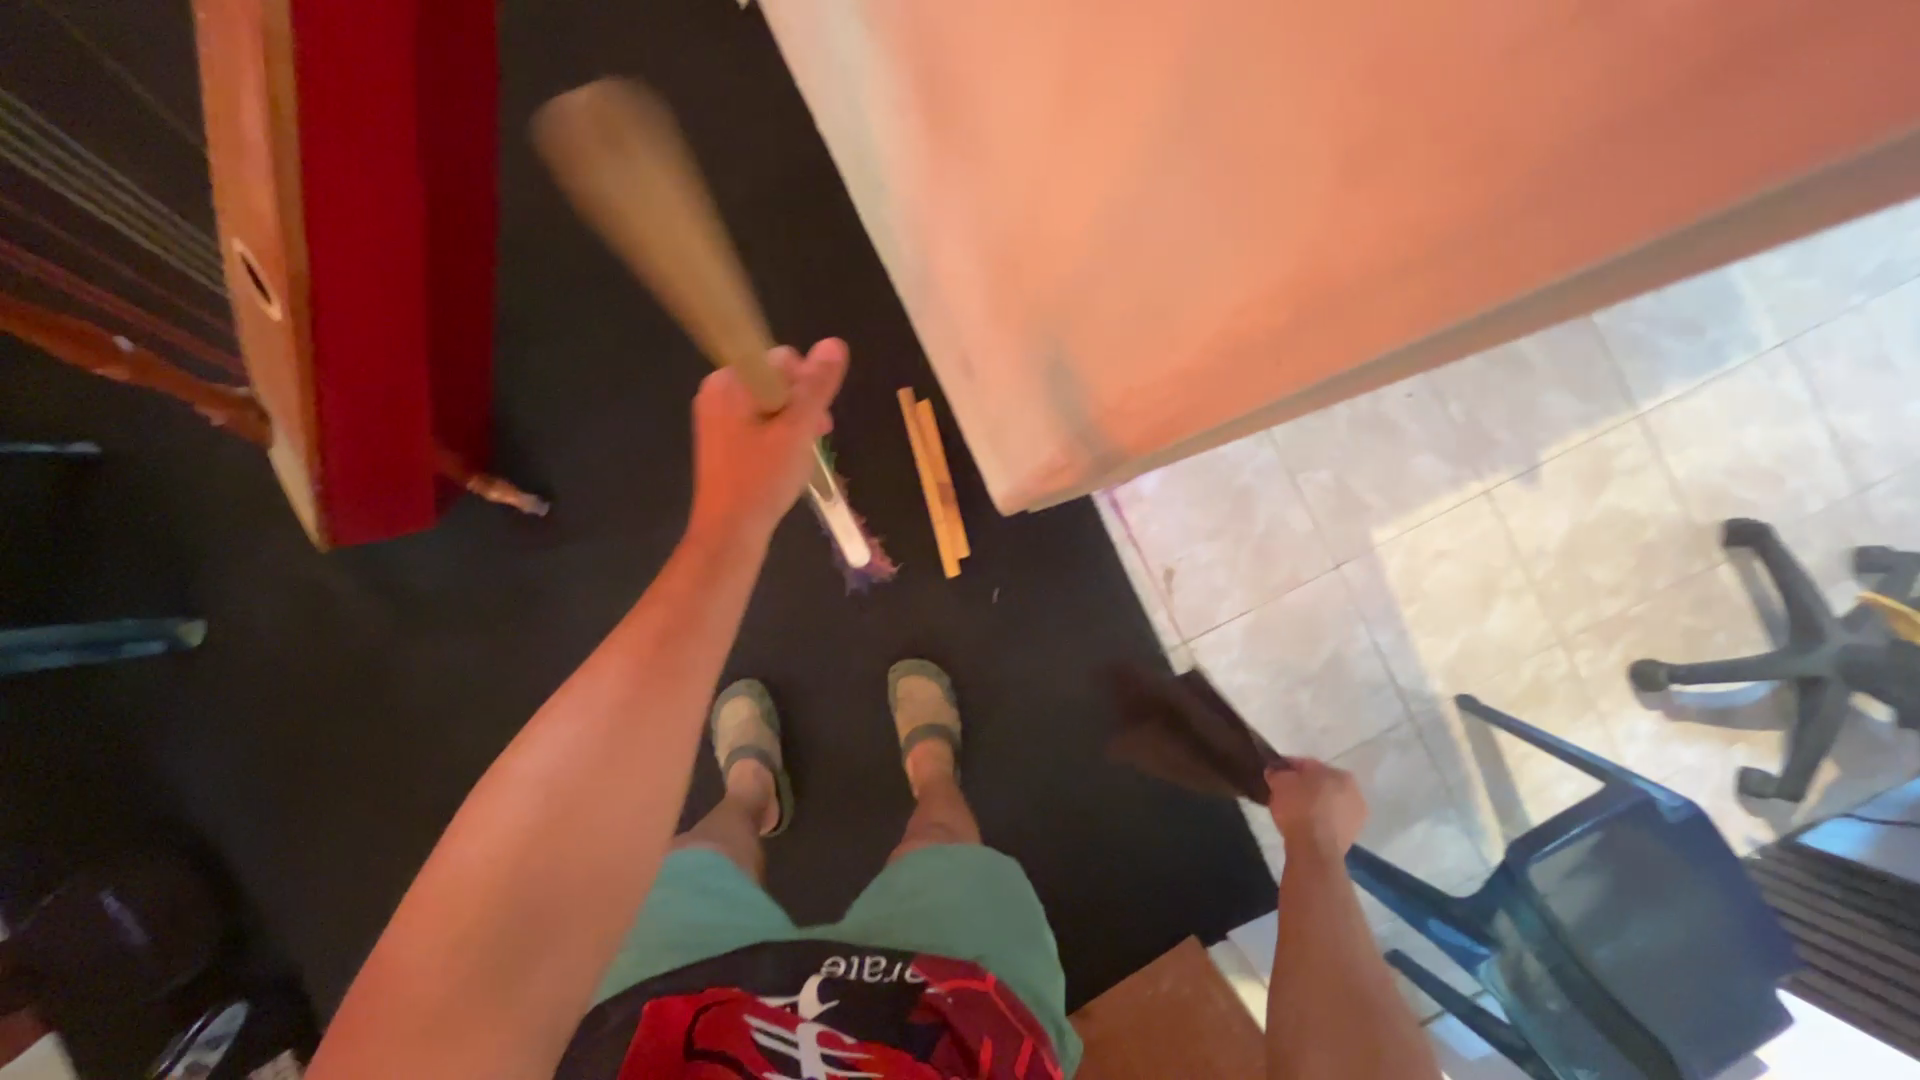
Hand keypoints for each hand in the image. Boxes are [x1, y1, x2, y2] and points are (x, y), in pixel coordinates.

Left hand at [687, 338, 848, 545]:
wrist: (729, 531)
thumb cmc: (762, 479)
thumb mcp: (797, 430)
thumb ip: (816, 386)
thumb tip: (834, 343)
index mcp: (730, 381)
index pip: (782, 359)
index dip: (808, 386)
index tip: (816, 421)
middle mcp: (718, 391)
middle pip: (777, 380)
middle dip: (802, 406)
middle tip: (812, 440)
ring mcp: (717, 416)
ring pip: (771, 403)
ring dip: (794, 424)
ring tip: (800, 456)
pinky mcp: (721, 440)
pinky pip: (759, 422)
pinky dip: (778, 436)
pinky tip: (785, 462)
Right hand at [1265, 759, 1366, 860]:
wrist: (1315, 848)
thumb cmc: (1299, 808)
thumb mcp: (1279, 782)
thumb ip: (1276, 772)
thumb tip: (1274, 772)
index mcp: (1338, 772)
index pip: (1306, 764)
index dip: (1286, 768)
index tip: (1273, 774)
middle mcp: (1353, 790)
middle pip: (1320, 783)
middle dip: (1303, 786)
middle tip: (1283, 792)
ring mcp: (1356, 814)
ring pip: (1328, 802)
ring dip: (1313, 803)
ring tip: (1293, 811)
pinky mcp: (1353, 834)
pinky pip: (1331, 820)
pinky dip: (1319, 820)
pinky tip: (1304, 824)